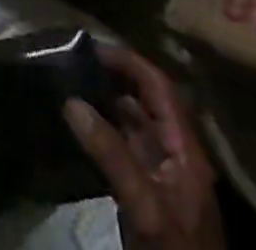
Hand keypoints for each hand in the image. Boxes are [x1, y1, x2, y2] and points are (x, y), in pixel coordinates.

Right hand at [62, 46, 223, 249]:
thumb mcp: (143, 205)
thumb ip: (110, 153)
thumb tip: (72, 101)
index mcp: (186, 148)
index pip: (160, 88)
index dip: (129, 63)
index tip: (91, 49)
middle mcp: (176, 152)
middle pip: (148, 100)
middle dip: (116, 76)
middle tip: (74, 62)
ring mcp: (161, 173)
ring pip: (135, 122)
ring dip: (107, 101)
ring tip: (70, 84)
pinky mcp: (146, 191)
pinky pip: (124, 147)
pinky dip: (102, 129)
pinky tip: (77, 126)